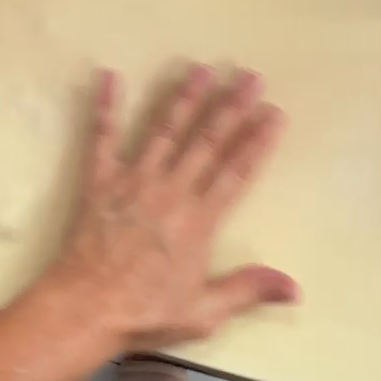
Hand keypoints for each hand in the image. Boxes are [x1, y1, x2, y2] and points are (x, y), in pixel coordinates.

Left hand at [38, 64, 297, 352]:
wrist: (85, 308)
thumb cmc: (144, 312)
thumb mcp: (202, 311)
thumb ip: (247, 290)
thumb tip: (295, 287)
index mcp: (198, 220)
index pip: (236, 172)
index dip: (257, 141)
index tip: (274, 112)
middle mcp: (170, 190)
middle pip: (207, 141)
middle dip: (231, 106)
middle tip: (250, 76)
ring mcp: (133, 179)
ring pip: (164, 130)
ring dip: (184, 97)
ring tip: (200, 68)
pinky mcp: (100, 179)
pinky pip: (102, 137)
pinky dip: (105, 106)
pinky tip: (108, 76)